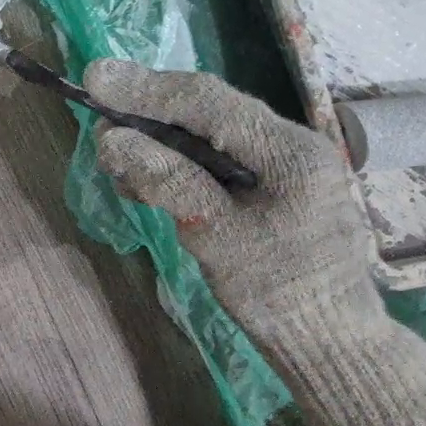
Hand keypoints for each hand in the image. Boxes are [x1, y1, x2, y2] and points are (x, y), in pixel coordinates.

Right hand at [85, 61, 425, 425]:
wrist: (332, 346)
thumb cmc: (278, 296)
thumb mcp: (217, 239)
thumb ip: (168, 181)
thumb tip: (111, 138)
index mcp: (291, 151)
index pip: (208, 102)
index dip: (146, 88)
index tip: (94, 78)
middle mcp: (293, 142)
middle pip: (208, 108)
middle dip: (148, 108)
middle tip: (97, 114)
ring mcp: (286, 161)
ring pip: (208, 130)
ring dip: (158, 137)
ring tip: (115, 157)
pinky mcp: (274, 181)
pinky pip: (217, 155)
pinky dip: (177, 160)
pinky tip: (146, 178)